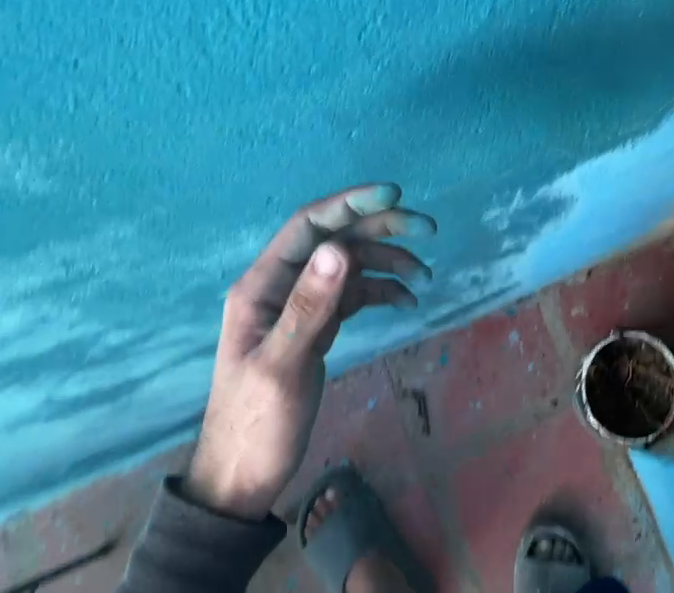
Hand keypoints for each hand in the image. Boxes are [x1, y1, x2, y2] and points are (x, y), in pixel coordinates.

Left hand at [182, 183, 433, 518]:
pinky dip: (383, 292)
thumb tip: (339, 248)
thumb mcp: (282, 366)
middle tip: (429, 229)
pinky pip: (355, 294)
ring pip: (351, 265)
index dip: (351, 204)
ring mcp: (299, 306)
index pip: (309, 226)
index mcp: (261, 286)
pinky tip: (407, 302)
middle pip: (336, 239)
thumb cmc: (256, 424)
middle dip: (382, 229)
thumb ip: (309, 307)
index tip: (395, 195)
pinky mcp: (316, 326)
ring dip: (389, 263)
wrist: (243, 478)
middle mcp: (280, 286)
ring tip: (424, 277)